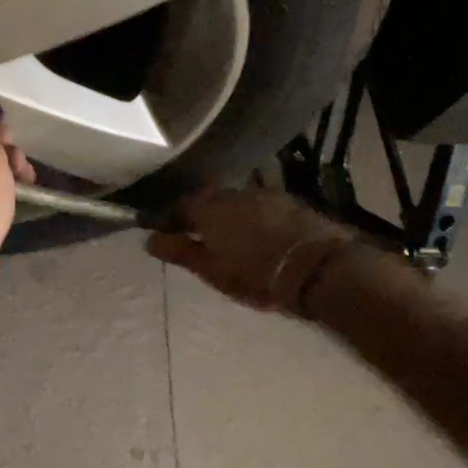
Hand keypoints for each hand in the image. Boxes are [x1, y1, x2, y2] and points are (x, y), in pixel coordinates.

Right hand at [146, 187, 354, 310]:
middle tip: (191, 232)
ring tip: (223, 233)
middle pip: (207, 199)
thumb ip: (180, 252)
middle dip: (196, 212)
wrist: (317, 268)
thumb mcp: (211, 270)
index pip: (177, 207)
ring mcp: (264, 194)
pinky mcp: (289, 202)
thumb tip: (149, 240)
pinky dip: (248, 215)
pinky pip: (258, 204)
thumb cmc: (256, 274)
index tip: (158, 231)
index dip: (166, 219)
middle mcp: (233, 193)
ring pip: (234, 200)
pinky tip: (252, 230)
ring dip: (225, 213)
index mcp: (208, 209)